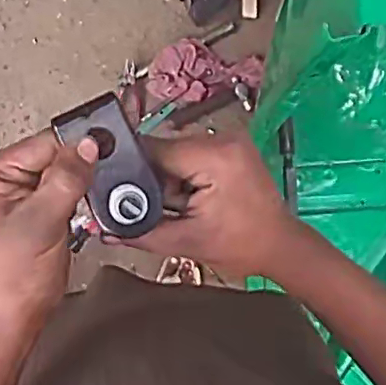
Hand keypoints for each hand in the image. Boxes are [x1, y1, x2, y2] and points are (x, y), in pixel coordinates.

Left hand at [0, 131, 97, 333]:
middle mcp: (6, 177)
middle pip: (57, 153)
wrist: (14, 317)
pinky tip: (84, 208)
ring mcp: (23, 193)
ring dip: (82, 182)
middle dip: (81, 167)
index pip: (45, 142)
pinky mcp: (40, 207)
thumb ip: (65, 180)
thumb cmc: (11, 279)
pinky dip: (81, 195)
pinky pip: (67, 187)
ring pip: (66, 170)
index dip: (77, 147)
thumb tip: (86, 146)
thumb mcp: (41, 222)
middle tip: (98, 182)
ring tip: (86, 202)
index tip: (106, 150)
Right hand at [114, 134, 327, 281]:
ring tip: (182, 204)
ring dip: (169, 175)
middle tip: (163, 207)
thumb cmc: (243, 246)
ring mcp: (229, 139)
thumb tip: (104, 230)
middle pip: (164, 148)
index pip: (155, 150)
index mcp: (215, 157)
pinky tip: (192, 196)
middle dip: (154, 177)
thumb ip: (141, 233)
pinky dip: (183, 173)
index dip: (134, 170)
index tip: (121, 191)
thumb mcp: (187, 242)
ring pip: (175, 150)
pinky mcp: (230, 146)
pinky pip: (190, 152)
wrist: (281, 246)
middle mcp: (222, 138)